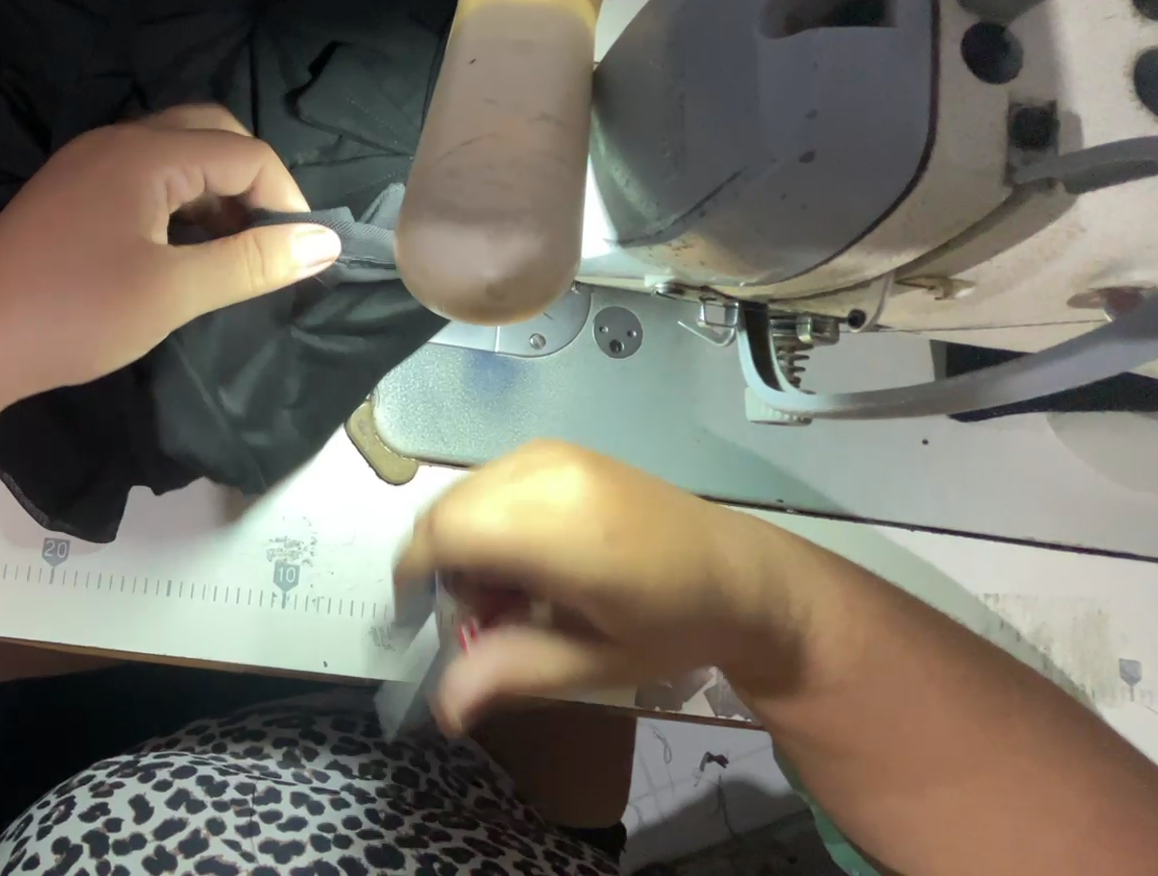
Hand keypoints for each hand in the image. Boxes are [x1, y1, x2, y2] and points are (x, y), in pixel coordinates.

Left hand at [0, 106, 342, 397]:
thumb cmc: (75, 313)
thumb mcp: (173, 291)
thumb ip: (251, 263)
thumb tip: (325, 242)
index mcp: (146, 153)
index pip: (246, 153)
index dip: (285, 199)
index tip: (301, 253)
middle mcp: (118, 141)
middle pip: (211, 134)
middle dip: (252, 182)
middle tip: (267, 240)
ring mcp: (90, 165)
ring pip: (178, 155)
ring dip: (216, 192)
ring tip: (231, 252)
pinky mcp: (74, 193)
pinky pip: (146, 178)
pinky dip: (181, 203)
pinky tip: (182, 250)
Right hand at [394, 441, 811, 732]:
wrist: (743, 574)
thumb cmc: (671, 627)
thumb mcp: (592, 664)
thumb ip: (509, 673)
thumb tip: (441, 709)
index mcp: (560, 529)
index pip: (447, 532)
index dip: (413, 571)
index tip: (416, 614)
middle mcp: (545, 473)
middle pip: (446, 511)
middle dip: (440, 563)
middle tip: (478, 612)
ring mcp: (548, 453)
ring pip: (461, 493)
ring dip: (460, 541)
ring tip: (507, 587)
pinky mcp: (551, 448)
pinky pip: (485, 481)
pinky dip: (481, 517)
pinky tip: (521, 553)